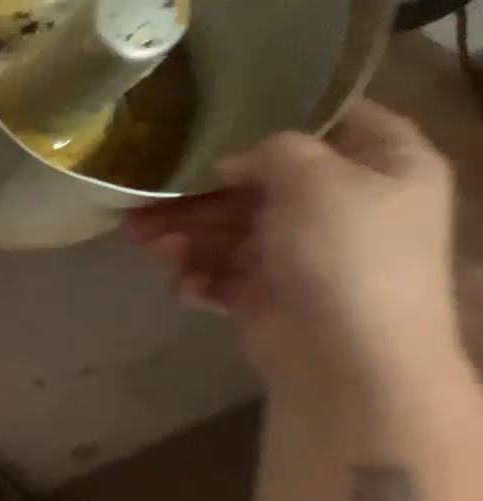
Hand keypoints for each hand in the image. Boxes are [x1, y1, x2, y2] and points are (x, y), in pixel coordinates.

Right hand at [126, 101, 460, 392]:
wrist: (345, 352)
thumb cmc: (346, 253)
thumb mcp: (318, 181)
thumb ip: (275, 154)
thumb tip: (233, 160)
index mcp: (384, 165)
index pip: (337, 123)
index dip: (281, 122)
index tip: (220, 129)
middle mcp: (346, 206)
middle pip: (261, 189)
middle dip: (200, 198)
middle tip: (142, 205)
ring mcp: (304, 256)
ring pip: (232, 236)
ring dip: (188, 240)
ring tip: (150, 247)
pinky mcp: (268, 297)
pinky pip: (224, 279)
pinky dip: (199, 281)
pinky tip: (183, 288)